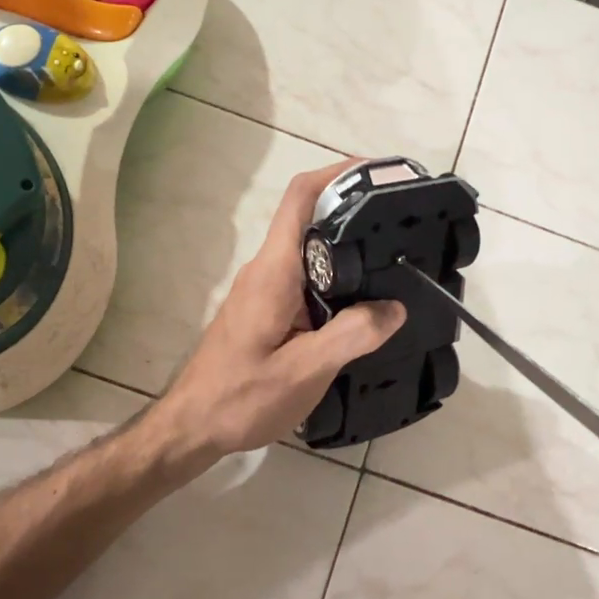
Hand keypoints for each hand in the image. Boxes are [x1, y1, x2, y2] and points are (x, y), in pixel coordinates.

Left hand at [152, 161, 406, 457]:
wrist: (193, 426)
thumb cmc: (241, 398)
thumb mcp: (305, 371)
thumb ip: (352, 336)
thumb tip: (394, 308)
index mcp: (274, 272)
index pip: (301, 198)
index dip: (338, 173)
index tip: (380, 172)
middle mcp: (267, 271)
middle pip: (312, 222)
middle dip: (357, 214)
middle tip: (405, 226)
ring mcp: (264, 292)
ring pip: (311, 255)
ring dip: (350, 253)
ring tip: (397, 265)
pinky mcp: (267, 313)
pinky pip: (307, 283)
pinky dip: (338, 283)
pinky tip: (365, 307)